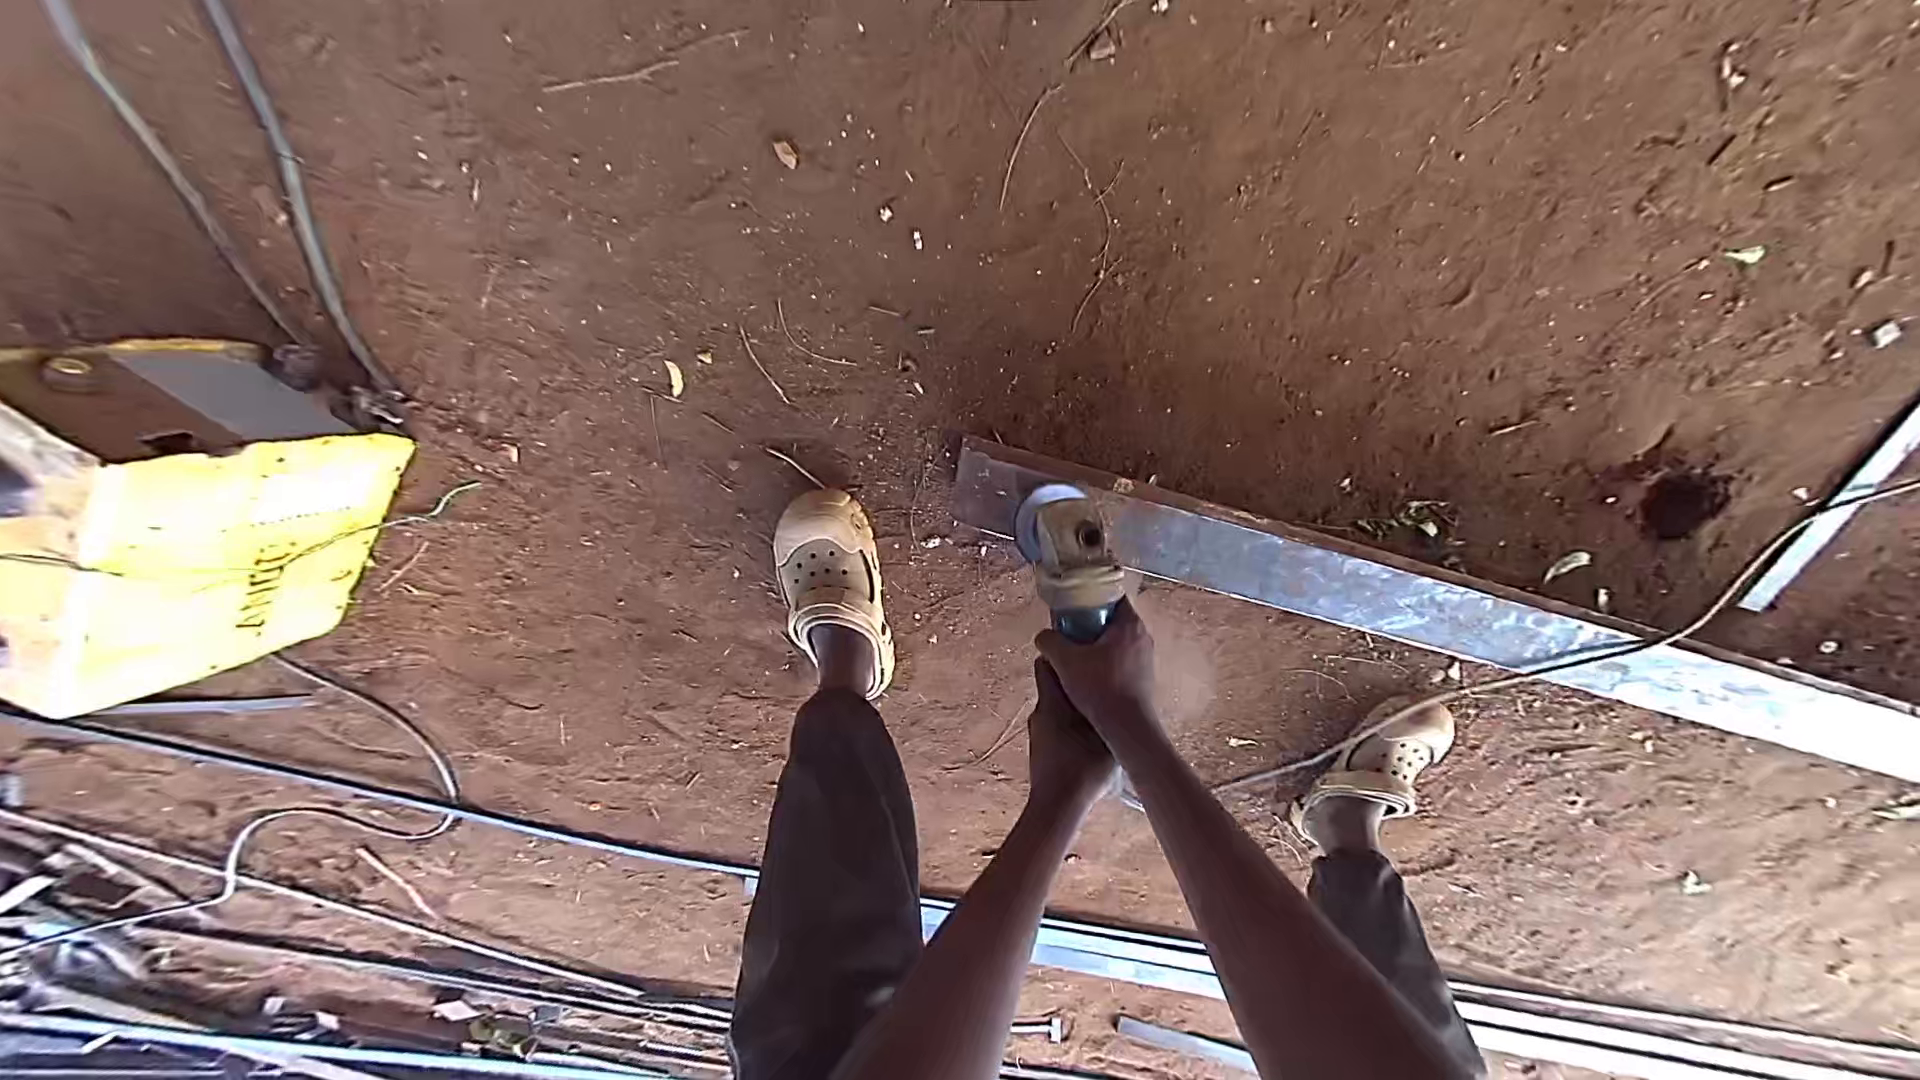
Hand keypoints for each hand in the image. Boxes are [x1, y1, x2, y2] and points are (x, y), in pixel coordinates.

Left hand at [1027, 659, 1116, 808]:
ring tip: (1099, 720)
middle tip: (1099, 690)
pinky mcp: (1039, 750)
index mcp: (1052, 702)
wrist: (1057, 806)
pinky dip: (1068, 729)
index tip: (1082, 658)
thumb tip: (1119, 701)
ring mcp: (1038, 732)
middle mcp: (1040, 712)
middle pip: (1054, 687)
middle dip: (1074, 686)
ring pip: (1055, 709)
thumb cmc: (1083, 767)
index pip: (1046, 665)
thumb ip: (1108, 714)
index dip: (1062, 659)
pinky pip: (1054, 729)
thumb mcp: (1106, 736)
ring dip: (1073, 710)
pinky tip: (1086, 744)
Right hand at [1032, 599, 1162, 750]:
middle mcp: (1143, 637)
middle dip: (1090, 622)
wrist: (1128, 728)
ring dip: (1097, 644)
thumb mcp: (1065, 661)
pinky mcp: (1144, 677)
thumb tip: (1043, 636)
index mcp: (1129, 624)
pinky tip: (1088, 674)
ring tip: (1075, 654)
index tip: (1073, 605)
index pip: (1112, 595)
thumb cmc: (1100, 688)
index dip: (1091, 596)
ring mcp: (1146, 658)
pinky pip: (1122, 658)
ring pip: (1117, 640)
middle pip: (1113, 618)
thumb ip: (1050, 642)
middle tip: (1068, 630)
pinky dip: (1105, 660)